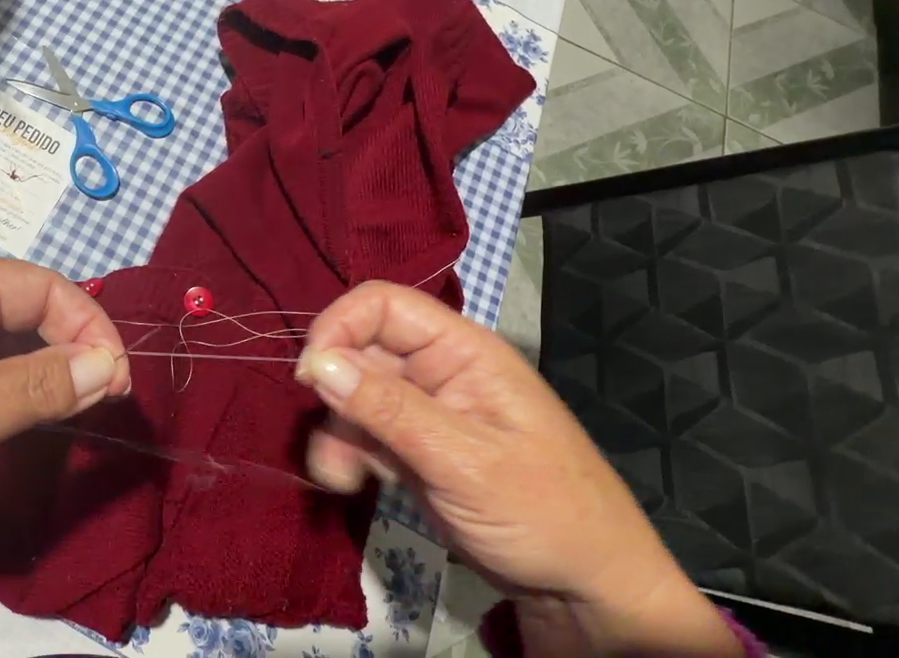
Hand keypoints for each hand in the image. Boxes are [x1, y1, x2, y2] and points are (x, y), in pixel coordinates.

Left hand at [0, 251, 131, 518]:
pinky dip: (17, 385)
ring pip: (14, 336)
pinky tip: (30, 417)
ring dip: (47, 371)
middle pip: (34, 308)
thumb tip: (111, 366)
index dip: (92, 328)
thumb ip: (35, 387)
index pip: (48, 287)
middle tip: (103, 405)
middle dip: (74, 351)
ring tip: (73, 415)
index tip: (119, 383)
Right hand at [295, 283, 742, 657]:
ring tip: (337, 477)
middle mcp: (438, 369)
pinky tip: (347, 483)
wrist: (587, 592)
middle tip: (327, 439)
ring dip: (337, 430)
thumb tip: (317, 363)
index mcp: (462, 351)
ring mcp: (425, 410)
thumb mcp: (464, 461)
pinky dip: (347, 453)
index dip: (340, 326)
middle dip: (334, 392)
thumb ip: (388, 409)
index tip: (311, 373)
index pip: (384, 305)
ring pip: (354, 394)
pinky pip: (364, 433)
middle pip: (361, 350)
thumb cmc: (546, 513)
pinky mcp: (414, 448)